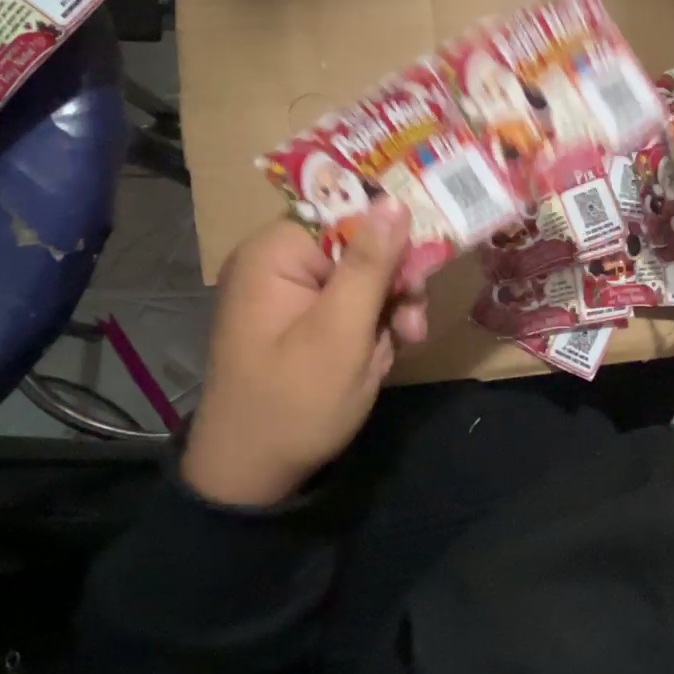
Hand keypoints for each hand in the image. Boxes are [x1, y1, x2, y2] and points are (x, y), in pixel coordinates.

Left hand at [182, 200, 426, 506]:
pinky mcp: (301, 321)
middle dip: (395, 284)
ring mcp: (289, 293)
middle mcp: (278, 263)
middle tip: (412, 327)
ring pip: (364, 279)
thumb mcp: (342, 333)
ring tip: (402, 346)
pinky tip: (380, 356)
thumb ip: (370, 266)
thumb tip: (394, 201)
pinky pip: (352, 306)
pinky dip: (373, 328)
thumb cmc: (297, 402)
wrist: (254, 472)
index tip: (419, 277)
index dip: (391, 239)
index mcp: (276, 255)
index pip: (347, 214)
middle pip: (360, 245)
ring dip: (391, 311)